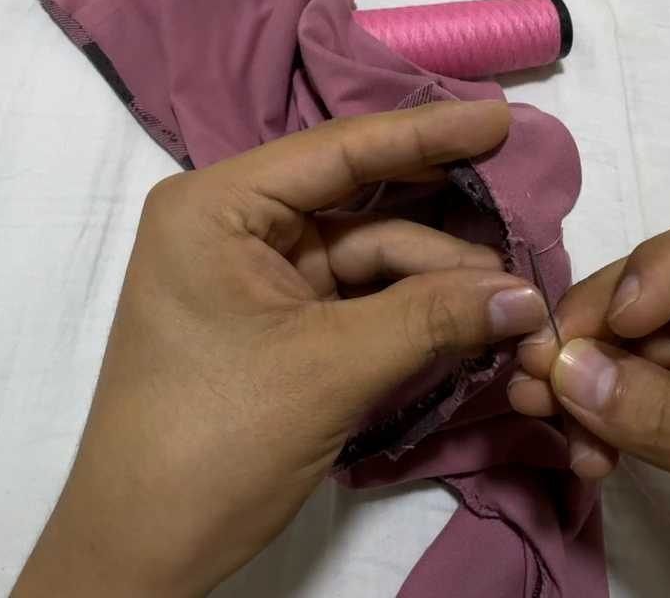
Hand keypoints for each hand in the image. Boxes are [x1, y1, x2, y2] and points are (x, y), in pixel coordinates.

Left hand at [15, 101, 548, 597]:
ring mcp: (260, 269)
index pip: (337, 151)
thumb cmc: (212, 444)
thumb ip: (430, 320)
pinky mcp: (282, 314)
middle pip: (356, 195)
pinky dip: (414, 303)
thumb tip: (526, 295)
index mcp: (217, 204)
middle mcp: (236, 221)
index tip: (496, 116)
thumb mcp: (326, 371)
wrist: (143, 554)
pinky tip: (470, 311)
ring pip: (367, 249)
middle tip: (518, 187)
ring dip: (437, 270)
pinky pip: (360, 291)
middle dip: (439, 205)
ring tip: (512, 290)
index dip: (425, 133)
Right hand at [509, 212, 669, 597]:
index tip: (615, 321)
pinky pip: (630, 406)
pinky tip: (581, 456)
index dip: (664, 267)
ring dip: (585, 373)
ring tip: (537, 406)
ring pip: (635, 348)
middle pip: (665, 293)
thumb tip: (566, 366)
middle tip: (541, 364)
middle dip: (602, 325)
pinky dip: (596, 421)